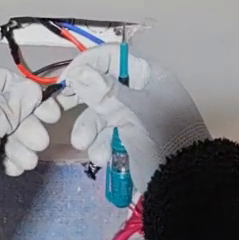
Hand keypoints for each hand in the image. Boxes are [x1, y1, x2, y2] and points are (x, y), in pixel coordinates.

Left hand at [0, 67, 62, 175]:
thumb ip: (9, 105)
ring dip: (20, 147)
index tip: (48, 114)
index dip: (28, 96)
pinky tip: (14, 169)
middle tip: (39, 143)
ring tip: (26, 162)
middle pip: (7, 111)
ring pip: (4, 134)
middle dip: (26, 128)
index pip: (3, 83)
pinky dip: (7, 159)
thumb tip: (32, 90)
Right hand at [58, 45, 208, 195]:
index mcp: (148, 75)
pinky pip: (106, 134)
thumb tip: (78, 72)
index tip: (67, 79)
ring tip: (86, 146)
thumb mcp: (134, 111)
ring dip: (90, 130)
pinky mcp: (128, 138)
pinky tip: (103, 158)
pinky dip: (100, 145)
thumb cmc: (162, 138)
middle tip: (57, 111)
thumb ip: (104, 92)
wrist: (180, 182)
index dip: (89, 64)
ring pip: (100, 114)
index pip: (113, 57)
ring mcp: (134, 115)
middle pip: (101, 87)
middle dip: (83, 104)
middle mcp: (140, 91)